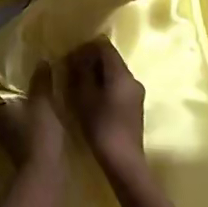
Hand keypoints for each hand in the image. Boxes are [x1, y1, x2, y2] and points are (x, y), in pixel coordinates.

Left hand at [0, 66, 66, 178]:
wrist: (43, 173)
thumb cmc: (38, 133)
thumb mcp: (42, 102)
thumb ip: (41, 81)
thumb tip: (41, 61)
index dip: (5, 75)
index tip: (17, 64)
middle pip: (4, 99)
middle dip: (16, 87)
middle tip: (31, 73)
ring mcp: (7, 135)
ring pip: (13, 112)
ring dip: (24, 102)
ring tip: (40, 89)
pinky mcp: (18, 145)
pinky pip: (22, 123)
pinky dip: (30, 115)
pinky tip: (44, 109)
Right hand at [64, 39, 145, 175]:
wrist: (123, 160)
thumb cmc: (101, 127)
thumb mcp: (84, 98)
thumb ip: (81, 73)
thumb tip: (77, 56)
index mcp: (121, 74)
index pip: (105, 46)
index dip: (87, 47)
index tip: (70, 55)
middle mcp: (132, 78)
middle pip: (112, 59)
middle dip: (91, 60)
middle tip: (71, 69)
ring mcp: (136, 92)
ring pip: (115, 73)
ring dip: (98, 73)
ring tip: (79, 83)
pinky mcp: (135, 105)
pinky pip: (119, 85)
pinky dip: (105, 84)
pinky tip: (92, 97)